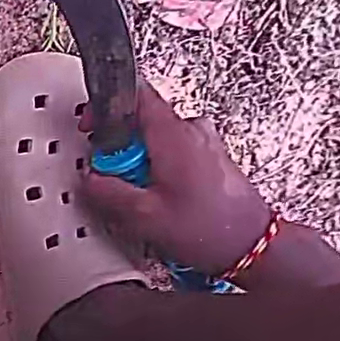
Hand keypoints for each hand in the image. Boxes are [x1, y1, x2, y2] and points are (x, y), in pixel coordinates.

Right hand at [80, 78, 271, 274]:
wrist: (252, 246)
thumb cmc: (208, 229)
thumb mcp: (142, 215)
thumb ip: (107, 191)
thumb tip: (88, 179)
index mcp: (174, 134)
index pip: (136, 94)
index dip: (107, 106)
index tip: (91, 126)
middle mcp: (192, 130)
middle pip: (140, 121)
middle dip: (118, 148)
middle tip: (114, 179)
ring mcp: (203, 142)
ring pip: (153, 140)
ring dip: (136, 163)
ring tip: (139, 196)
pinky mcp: (208, 157)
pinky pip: (169, 153)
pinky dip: (154, 170)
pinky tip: (157, 198)